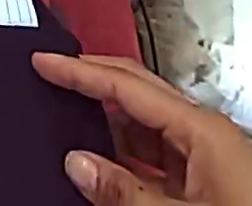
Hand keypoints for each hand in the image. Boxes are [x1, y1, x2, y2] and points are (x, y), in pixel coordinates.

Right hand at [33, 53, 251, 205]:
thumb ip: (125, 192)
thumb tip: (73, 160)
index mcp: (200, 126)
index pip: (127, 85)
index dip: (80, 72)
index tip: (42, 60)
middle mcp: (202, 129)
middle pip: (137, 89)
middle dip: (93, 80)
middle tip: (50, 74)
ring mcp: (207, 155)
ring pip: (145, 124)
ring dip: (107, 120)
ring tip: (66, 115)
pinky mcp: (209, 181)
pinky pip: (157, 154)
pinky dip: (126, 154)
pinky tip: (101, 161)